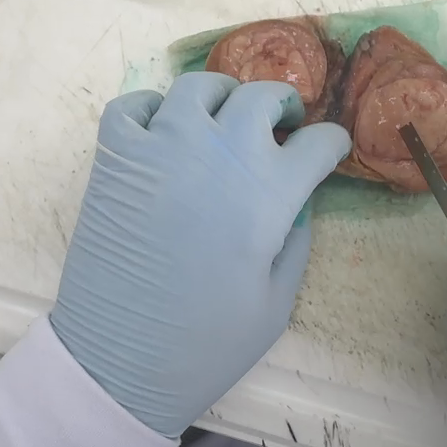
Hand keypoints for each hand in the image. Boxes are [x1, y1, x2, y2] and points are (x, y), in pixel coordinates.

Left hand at [49, 72, 349, 437]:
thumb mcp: (277, 302)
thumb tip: (300, 196)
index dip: (330, 143)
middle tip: (279, 124)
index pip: (317, 143)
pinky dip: (150, 105)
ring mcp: (162, 145)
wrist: (119, 360)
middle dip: (280, 104)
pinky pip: (132, 104)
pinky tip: (161, 128)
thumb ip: (296, 238)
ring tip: (222, 117)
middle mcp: (218, 154)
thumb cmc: (206, 343)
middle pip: (260, 97)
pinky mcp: (115, 155)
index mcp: (268, 193)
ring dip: (220, 95)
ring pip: (198, 86)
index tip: (328, 147)